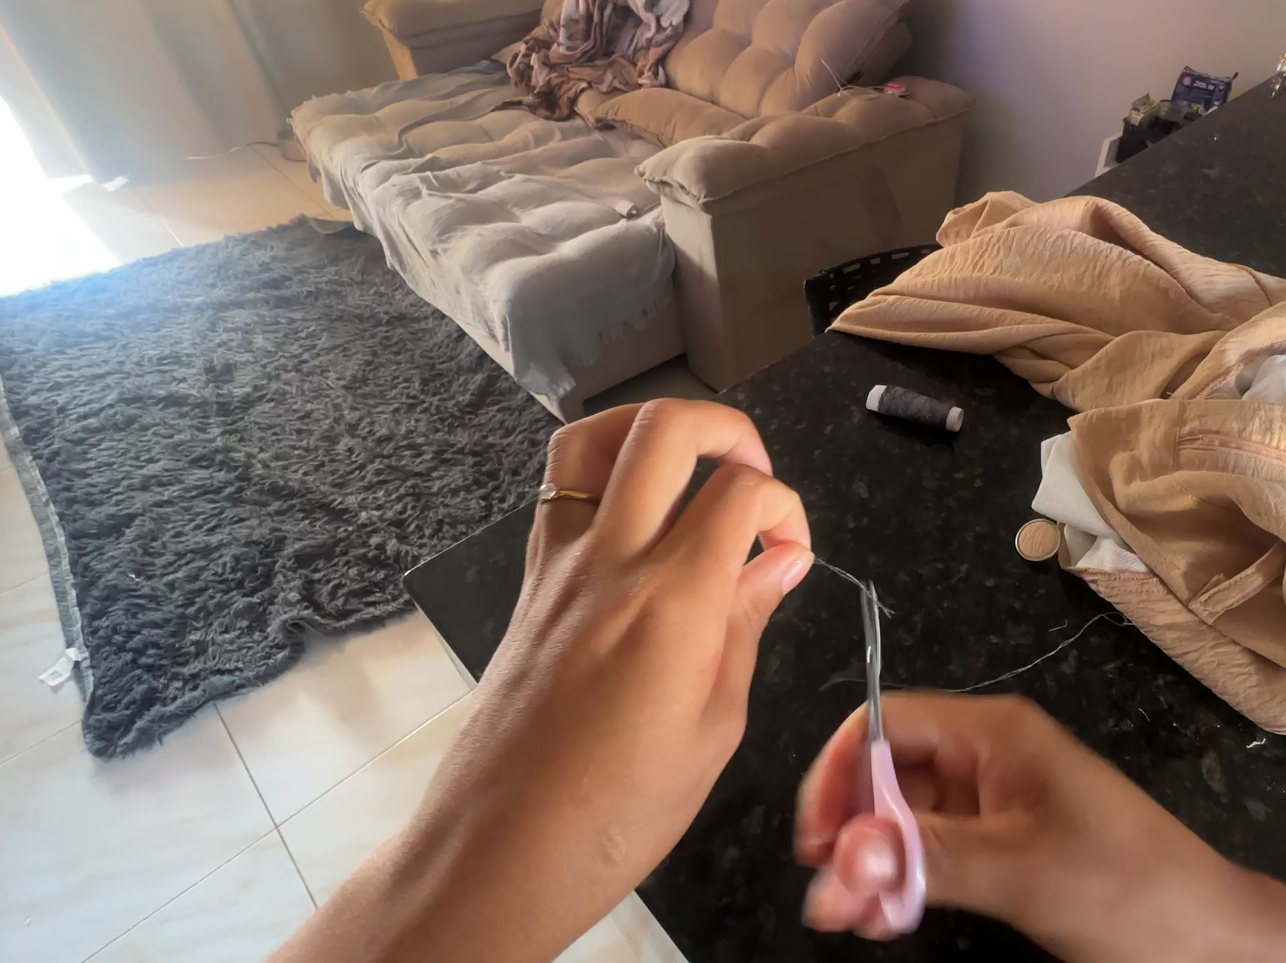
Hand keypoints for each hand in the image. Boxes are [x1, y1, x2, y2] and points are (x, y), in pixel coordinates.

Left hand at [272, 399, 811, 962]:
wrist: (493, 856)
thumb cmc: (621, 811)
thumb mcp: (716, 726)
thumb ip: (748, 622)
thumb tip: (784, 559)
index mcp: (671, 601)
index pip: (741, 492)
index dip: (786, 505)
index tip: (792, 549)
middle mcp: (611, 558)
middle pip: (665, 428)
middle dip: (729, 428)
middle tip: (755, 472)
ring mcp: (558, 561)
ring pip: (594, 436)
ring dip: (655, 428)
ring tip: (694, 465)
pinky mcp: (529, 576)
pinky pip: (562, 485)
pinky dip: (611, 466)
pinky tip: (642, 511)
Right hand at [795, 693, 1285, 962]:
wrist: (1213, 940)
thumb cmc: (1126, 886)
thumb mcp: (1024, 871)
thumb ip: (929, 858)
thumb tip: (839, 858)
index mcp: (990, 731)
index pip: (889, 720)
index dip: (841, 767)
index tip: (813, 836)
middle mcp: (982, 754)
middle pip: (889, 769)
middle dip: (850, 824)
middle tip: (824, 892)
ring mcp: (989, 800)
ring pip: (903, 815)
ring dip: (868, 859)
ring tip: (844, 917)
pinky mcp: (996, 842)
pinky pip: (928, 849)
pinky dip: (899, 879)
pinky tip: (880, 915)